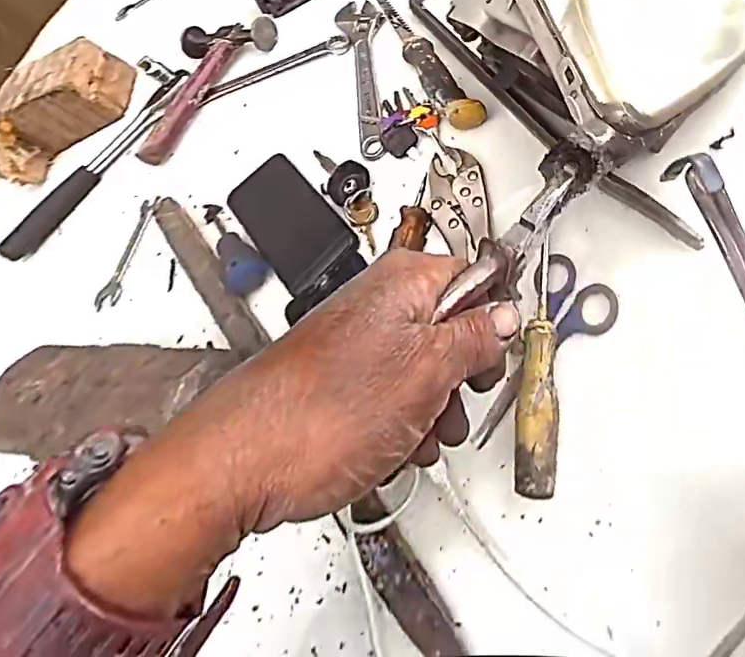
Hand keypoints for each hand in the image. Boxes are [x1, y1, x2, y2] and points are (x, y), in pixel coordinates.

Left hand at [196, 249, 517, 523]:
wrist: (240, 465)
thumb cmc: (316, 414)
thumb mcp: (428, 372)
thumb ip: (478, 338)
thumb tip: (505, 318)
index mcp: (406, 279)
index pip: (479, 278)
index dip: (497, 317)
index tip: (502, 350)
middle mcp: (382, 299)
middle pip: (455, 324)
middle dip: (464, 371)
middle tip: (458, 396)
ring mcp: (362, 337)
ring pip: (427, 363)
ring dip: (436, 403)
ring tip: (421, 431)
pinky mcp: (346, 374)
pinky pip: (396, 386)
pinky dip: (405, 416)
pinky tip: (395, 442)